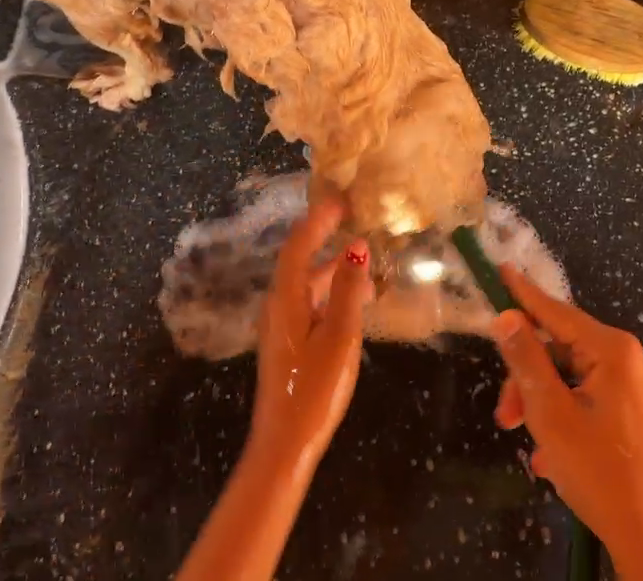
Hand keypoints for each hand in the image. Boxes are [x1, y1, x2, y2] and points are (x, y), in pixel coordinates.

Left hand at [175, 198, 373, 580]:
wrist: (284, 443)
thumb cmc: (314, 388)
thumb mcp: (340, 336)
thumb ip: (350, 290)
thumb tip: (357, 247)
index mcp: (286, 299)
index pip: (298, 245)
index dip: (318, 219)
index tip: (341, 198)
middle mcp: (278, 305)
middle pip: (299, 260)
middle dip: (324, 236)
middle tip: (354, 217)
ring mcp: (280, 326)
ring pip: (306, 282)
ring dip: (331, 266)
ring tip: (364, 257)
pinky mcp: (287, 343)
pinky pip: (309, 301)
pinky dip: (330, 290)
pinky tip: (354, 299)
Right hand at [491, 266, 642, 580]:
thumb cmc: (601, 472)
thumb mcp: (552, 414)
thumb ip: (527, 360)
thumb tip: (506, 316)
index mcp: (612, 350)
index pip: (557, 311)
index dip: (523, 294)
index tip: (501, 269)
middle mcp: (628, 360)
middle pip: (561, 351)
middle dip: (528, 380)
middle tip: (504, 420)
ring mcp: (636, 389)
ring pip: (572, 380)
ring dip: (543, 406)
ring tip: (532, 447)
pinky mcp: (637, 416)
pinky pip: (589, 402)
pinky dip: (565, 421)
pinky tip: (553, 458)